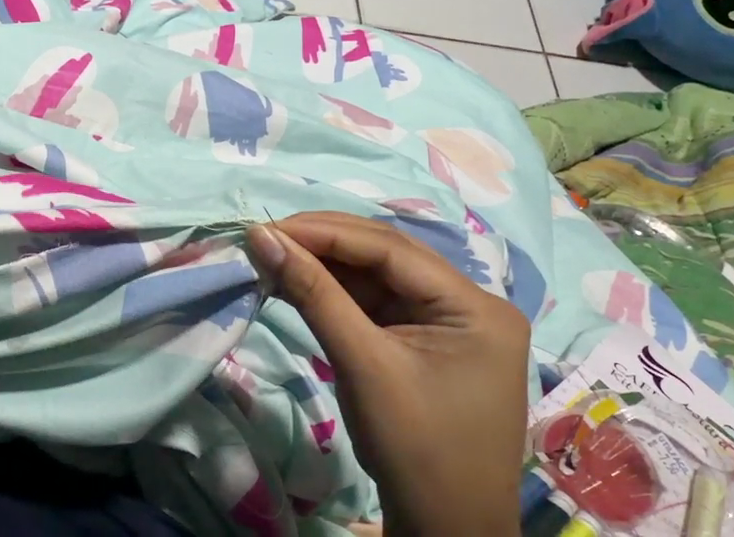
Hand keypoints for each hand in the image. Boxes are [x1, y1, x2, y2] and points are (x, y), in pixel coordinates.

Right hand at [247, 213, 529, 536]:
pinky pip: (373, 300)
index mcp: (474, 307)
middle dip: (320, 243)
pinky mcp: (423, 339)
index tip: (264, 227)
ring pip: (374, 273)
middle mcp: (468, 304)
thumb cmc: (415, 448)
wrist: (445, 531)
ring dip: (321, 265)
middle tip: (262, 238)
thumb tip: (259, 235)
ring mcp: (447, 322)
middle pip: (383, 253)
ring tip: (269, 257)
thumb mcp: (361, 363)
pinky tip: (293, 282)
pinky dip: (331, 291)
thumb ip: (312, 292)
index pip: (389, 248)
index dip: (323, 232)